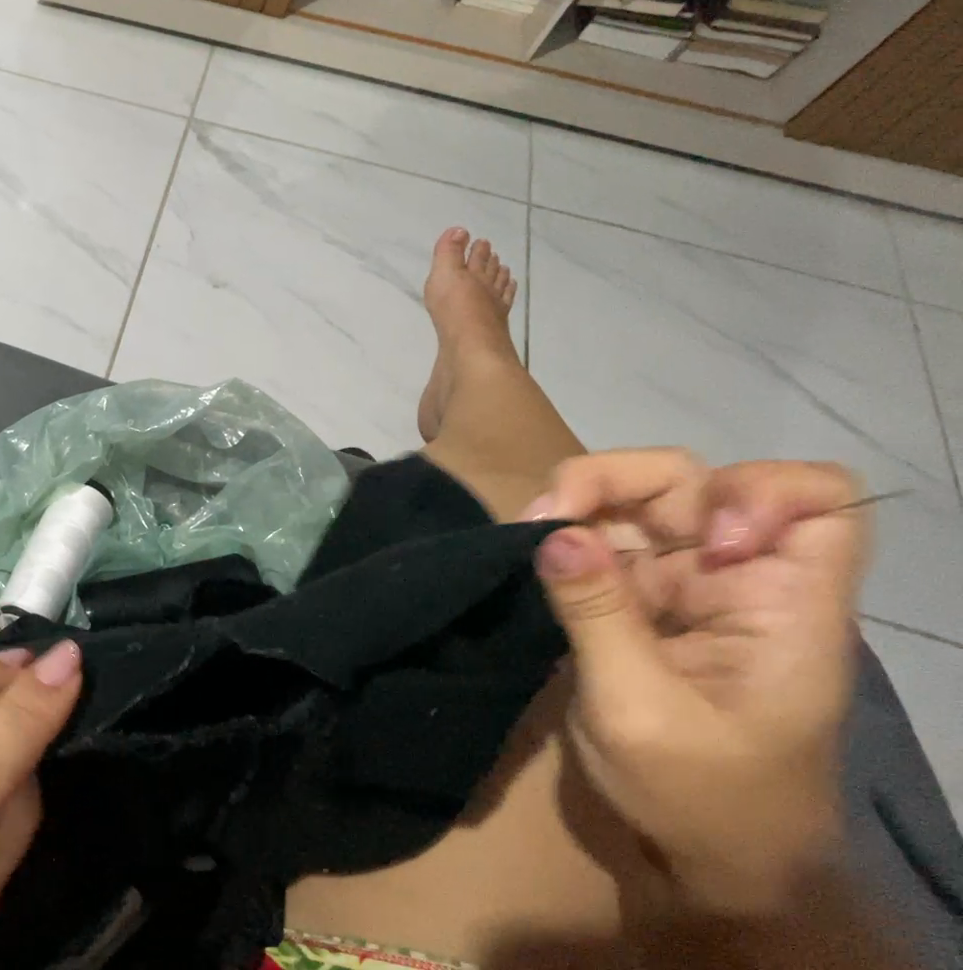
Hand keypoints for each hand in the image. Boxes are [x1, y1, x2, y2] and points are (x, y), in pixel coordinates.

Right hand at [523, 450, 869, 914]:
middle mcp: (737, 581)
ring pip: (636, 504)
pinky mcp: (633, 605)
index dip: (752, 490)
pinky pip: (599, 543)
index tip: (689, 536)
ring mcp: (681, 590)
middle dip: (618, 482)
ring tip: (528, 532)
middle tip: (551, 515)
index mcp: (783, 604)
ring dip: (578, 503)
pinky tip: (530, 552)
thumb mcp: (641, 711)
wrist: (705, 859)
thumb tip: (555, 531)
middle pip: (694, 483)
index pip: (813, 500)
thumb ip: (600, 616)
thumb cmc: (701, 798)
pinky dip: (560, 536)